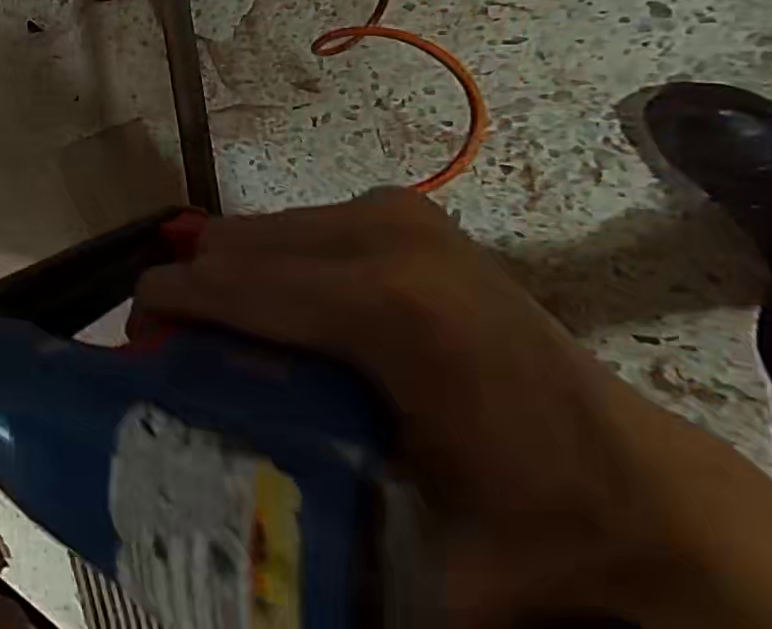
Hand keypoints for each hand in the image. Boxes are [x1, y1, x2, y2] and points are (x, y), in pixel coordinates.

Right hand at [129, 187, 771, 626]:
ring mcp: (395, 214)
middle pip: (229, 247)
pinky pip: (286, 227)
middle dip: (190, 292)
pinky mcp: (400, 210)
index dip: (165, 304)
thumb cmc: (525, 518)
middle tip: (178, 350)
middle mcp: (384, 237)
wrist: (639, 486)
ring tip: (226, 336)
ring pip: (251, 231)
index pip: (230, 283)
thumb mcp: (418, 561)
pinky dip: (265, 264)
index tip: (132, 341)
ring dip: (225, 279)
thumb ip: (315, 555)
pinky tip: (284, 315)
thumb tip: (208, 558)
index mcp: (386, 309)